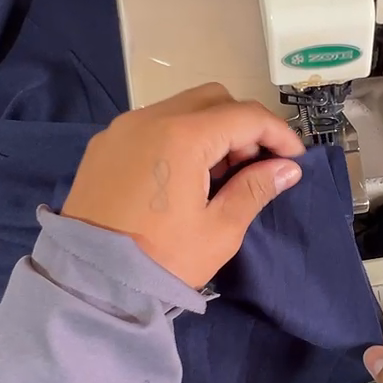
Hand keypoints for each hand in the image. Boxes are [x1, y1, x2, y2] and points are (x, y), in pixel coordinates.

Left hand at [61, 83, 306, 288]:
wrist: (88, 283)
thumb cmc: (161, 259)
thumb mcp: (219, 230)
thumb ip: (255, 189)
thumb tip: (286, 168)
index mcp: (182, 136)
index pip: (245, 115)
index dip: (278, 134)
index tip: (294, 159)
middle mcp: (150, 119)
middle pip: (214, 99)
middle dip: (244, 125)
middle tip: (256, 165)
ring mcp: (122, 129)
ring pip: (181, 108)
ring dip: (212, 129)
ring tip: (221, 174)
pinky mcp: (104, 146)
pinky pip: (153, 124)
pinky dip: (179, 136)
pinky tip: (185, 175)